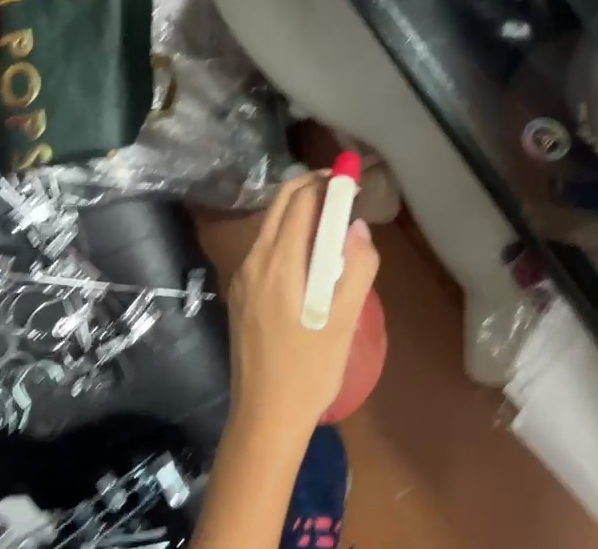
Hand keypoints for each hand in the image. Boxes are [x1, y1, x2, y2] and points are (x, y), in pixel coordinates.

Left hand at [225, 171, 380, 436]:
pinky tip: (311, 259)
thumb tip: (357, 226)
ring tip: (334, 225)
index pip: (301, 200)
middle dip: (312, 188)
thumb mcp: (344, 320)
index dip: (328, 183)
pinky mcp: (241, 294)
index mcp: (279, 263)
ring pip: (271, 225)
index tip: (353, 180)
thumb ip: (356, 268)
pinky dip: (289, 235)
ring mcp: (243, 277)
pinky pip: (266, 247)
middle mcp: (254, 261)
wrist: (264, 418)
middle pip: (280, 204)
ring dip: (300, 211)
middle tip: (344, 193)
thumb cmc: (310, 370)